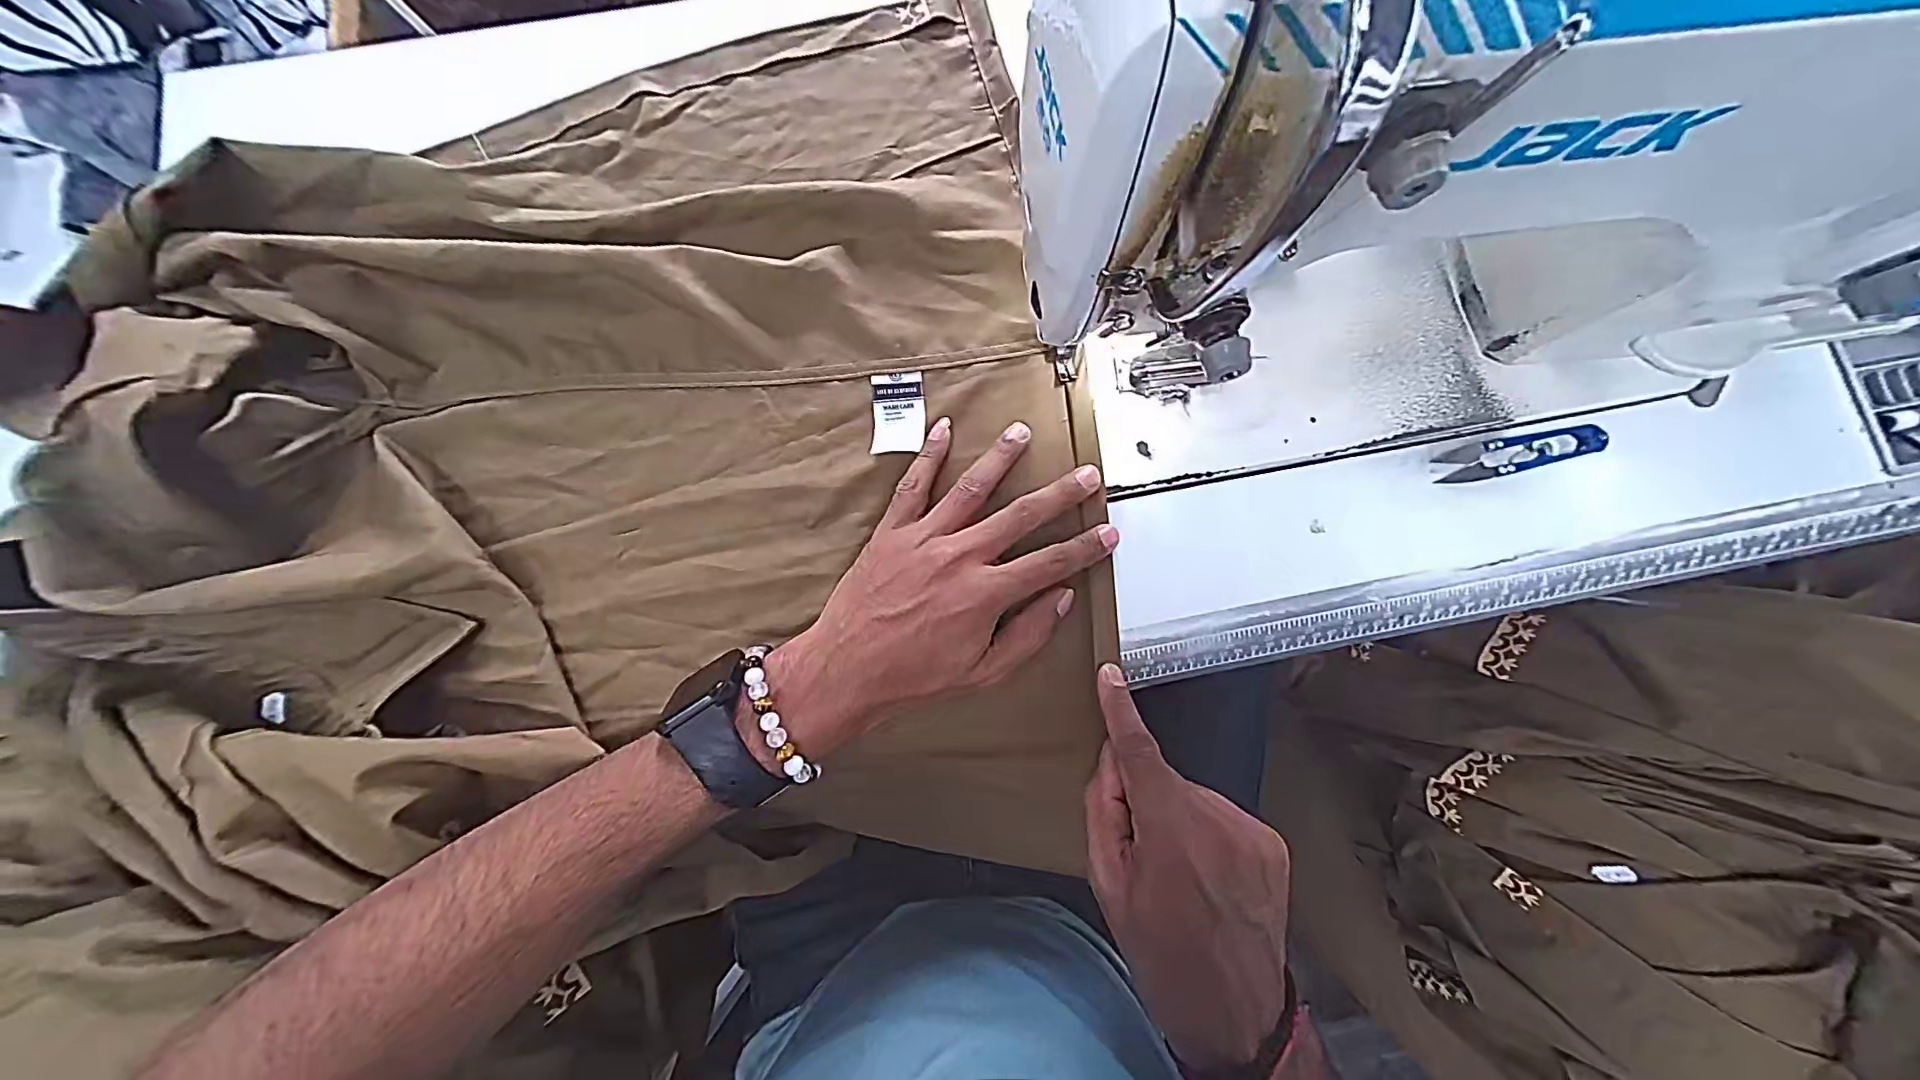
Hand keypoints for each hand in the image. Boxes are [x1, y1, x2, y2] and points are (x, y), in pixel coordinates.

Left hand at [742, 417, 1117, 767]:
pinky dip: (928, 456)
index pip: (1050, 562)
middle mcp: (958, 558)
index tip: (1107, 533)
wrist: (847, 669)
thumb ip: (1027, 635)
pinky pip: (913, 487)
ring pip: (971, 489)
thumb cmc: (912, 676)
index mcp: (984, 593)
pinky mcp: (891, 533)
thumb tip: (1059, 599)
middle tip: (1086, 474)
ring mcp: (923, 540)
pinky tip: (942, 431)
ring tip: (1021, 434)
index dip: (1085, 547)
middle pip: (1021, 515)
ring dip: (1000, 459)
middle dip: (1060, 493)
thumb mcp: (983, 672)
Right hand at [1085, 664, 1292, 1071]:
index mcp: (1170, 832)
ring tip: (1180, 872)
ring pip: (1193, 797)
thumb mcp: (1109, 885)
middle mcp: (1218, 821)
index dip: (1121, 711)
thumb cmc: (1160, 953)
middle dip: (1144, 798)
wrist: (1235, 1014)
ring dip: (1177, 817)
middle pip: (1164, 779)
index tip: (1111, 675)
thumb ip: (1104, 812)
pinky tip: (1208, 874)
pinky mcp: (1271, 842)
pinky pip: (1221, 815)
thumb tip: (1111, 763)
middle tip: (1141, 850)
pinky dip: (1206, 831)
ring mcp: (1251, 830)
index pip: (1139, 753)